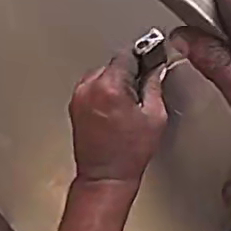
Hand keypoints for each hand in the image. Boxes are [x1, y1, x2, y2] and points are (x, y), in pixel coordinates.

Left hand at [69, 52, 169, 183]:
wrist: (106, 175)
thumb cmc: (129, 153)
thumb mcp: (155, 117)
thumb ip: (154, 86)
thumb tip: (155, 70)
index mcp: (110, 87)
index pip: (126, 55)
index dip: (142, 57)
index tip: (151, 58)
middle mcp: (90, 89)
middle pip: (113, 64)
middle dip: (129, 72)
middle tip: (142, 89)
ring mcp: (79, 97)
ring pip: (101, 74)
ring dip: (115, 81)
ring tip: (127, 103)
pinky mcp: (75, 106)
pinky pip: (92, 87)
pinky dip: (103, 92)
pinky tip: (115, 109)